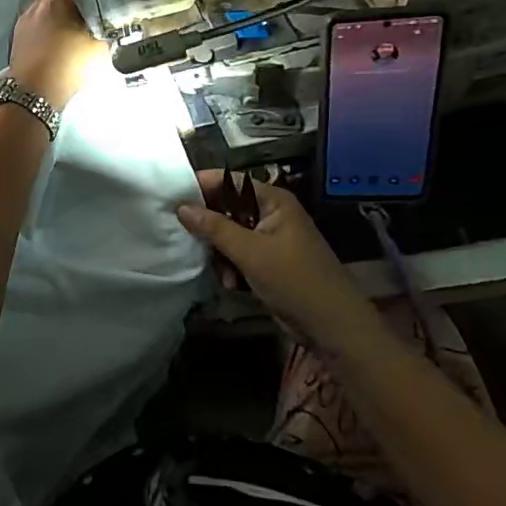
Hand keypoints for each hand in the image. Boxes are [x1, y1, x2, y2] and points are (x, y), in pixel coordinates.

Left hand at [9, 0, 108, 106]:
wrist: (34, 95)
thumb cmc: (68, 66)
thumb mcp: (100, 47)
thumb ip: (107, 29)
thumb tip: (110, 23)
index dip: (97, 0)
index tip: (106, 12)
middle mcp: (38, 3)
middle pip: (65, 1)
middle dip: (78, 11)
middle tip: (93, 27)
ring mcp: (24, 20)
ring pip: (51, 15)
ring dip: (63, 23)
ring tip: (76, 40)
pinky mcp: (17, 38)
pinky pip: (40, 29)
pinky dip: (50, 35)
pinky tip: (59, 49)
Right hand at [176, 173, 374, 341]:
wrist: (332, 325)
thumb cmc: (294, 279)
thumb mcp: (250, 252)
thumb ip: (215, 228)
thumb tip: (181, 207)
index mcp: (273, 200)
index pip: (231, 181)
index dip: (203, 185)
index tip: (173, 195)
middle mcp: (272, 213)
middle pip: (228, 208)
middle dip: (210, 225)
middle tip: (187, 237)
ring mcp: (271, 238)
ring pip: (231, 234)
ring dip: (220, 252)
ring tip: (220, 271)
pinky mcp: (269, 262)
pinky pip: (239, 254)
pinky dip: (231, 266)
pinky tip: (230, 283)